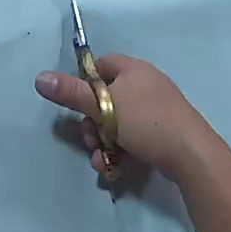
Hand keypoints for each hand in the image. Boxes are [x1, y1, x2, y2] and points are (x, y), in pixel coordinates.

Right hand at [36, 55, 223, 181]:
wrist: (191, 153)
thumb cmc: (145, 122)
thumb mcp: (103, 107)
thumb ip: (71, 93)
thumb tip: (39, 77)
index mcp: (134, 69)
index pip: (101, 65)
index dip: (85, 83)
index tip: (76, 104)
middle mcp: (147, 83)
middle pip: (107, 98)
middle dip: (92, 123)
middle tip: (89, 139)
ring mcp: (158, 108)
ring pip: (119, 122)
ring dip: (104, 142)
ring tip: (102, 160)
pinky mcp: (164, 131)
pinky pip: (135, 136)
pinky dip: (122, 150)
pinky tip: (116, 167)